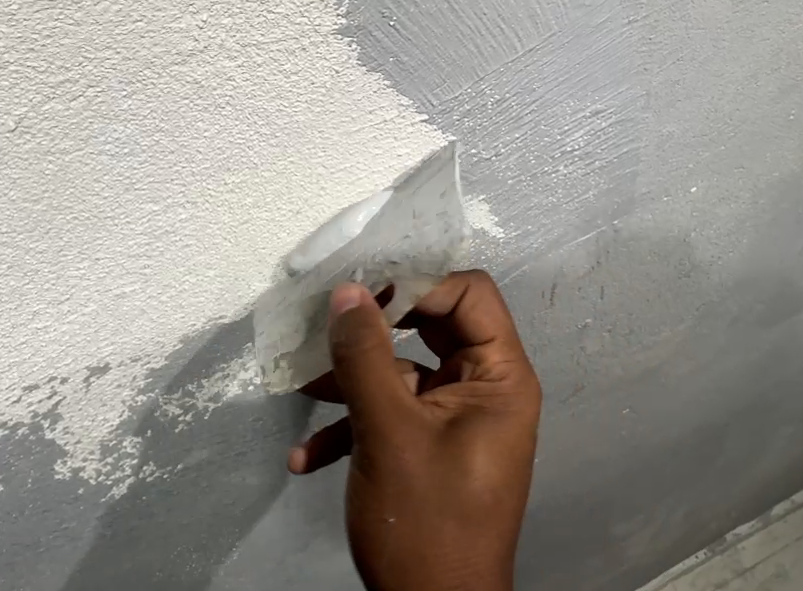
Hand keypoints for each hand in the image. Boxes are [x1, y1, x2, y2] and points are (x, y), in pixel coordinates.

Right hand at [289, 271, 540, 590]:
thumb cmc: (426, 522)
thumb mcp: (390, 433)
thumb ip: (365, 356)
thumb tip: (346, 291)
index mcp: (500, 376)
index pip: (469, 293)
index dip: (419, 281)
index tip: (364, 287)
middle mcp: (485, 388)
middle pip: (433, 325)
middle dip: (377, 326)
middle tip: (331, 319)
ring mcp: (457, 418)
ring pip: (404, 370)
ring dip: (354, 379)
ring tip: (302, 386)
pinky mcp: (431, 446)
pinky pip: (395, 413)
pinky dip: (355, 426)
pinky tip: (308, 457)